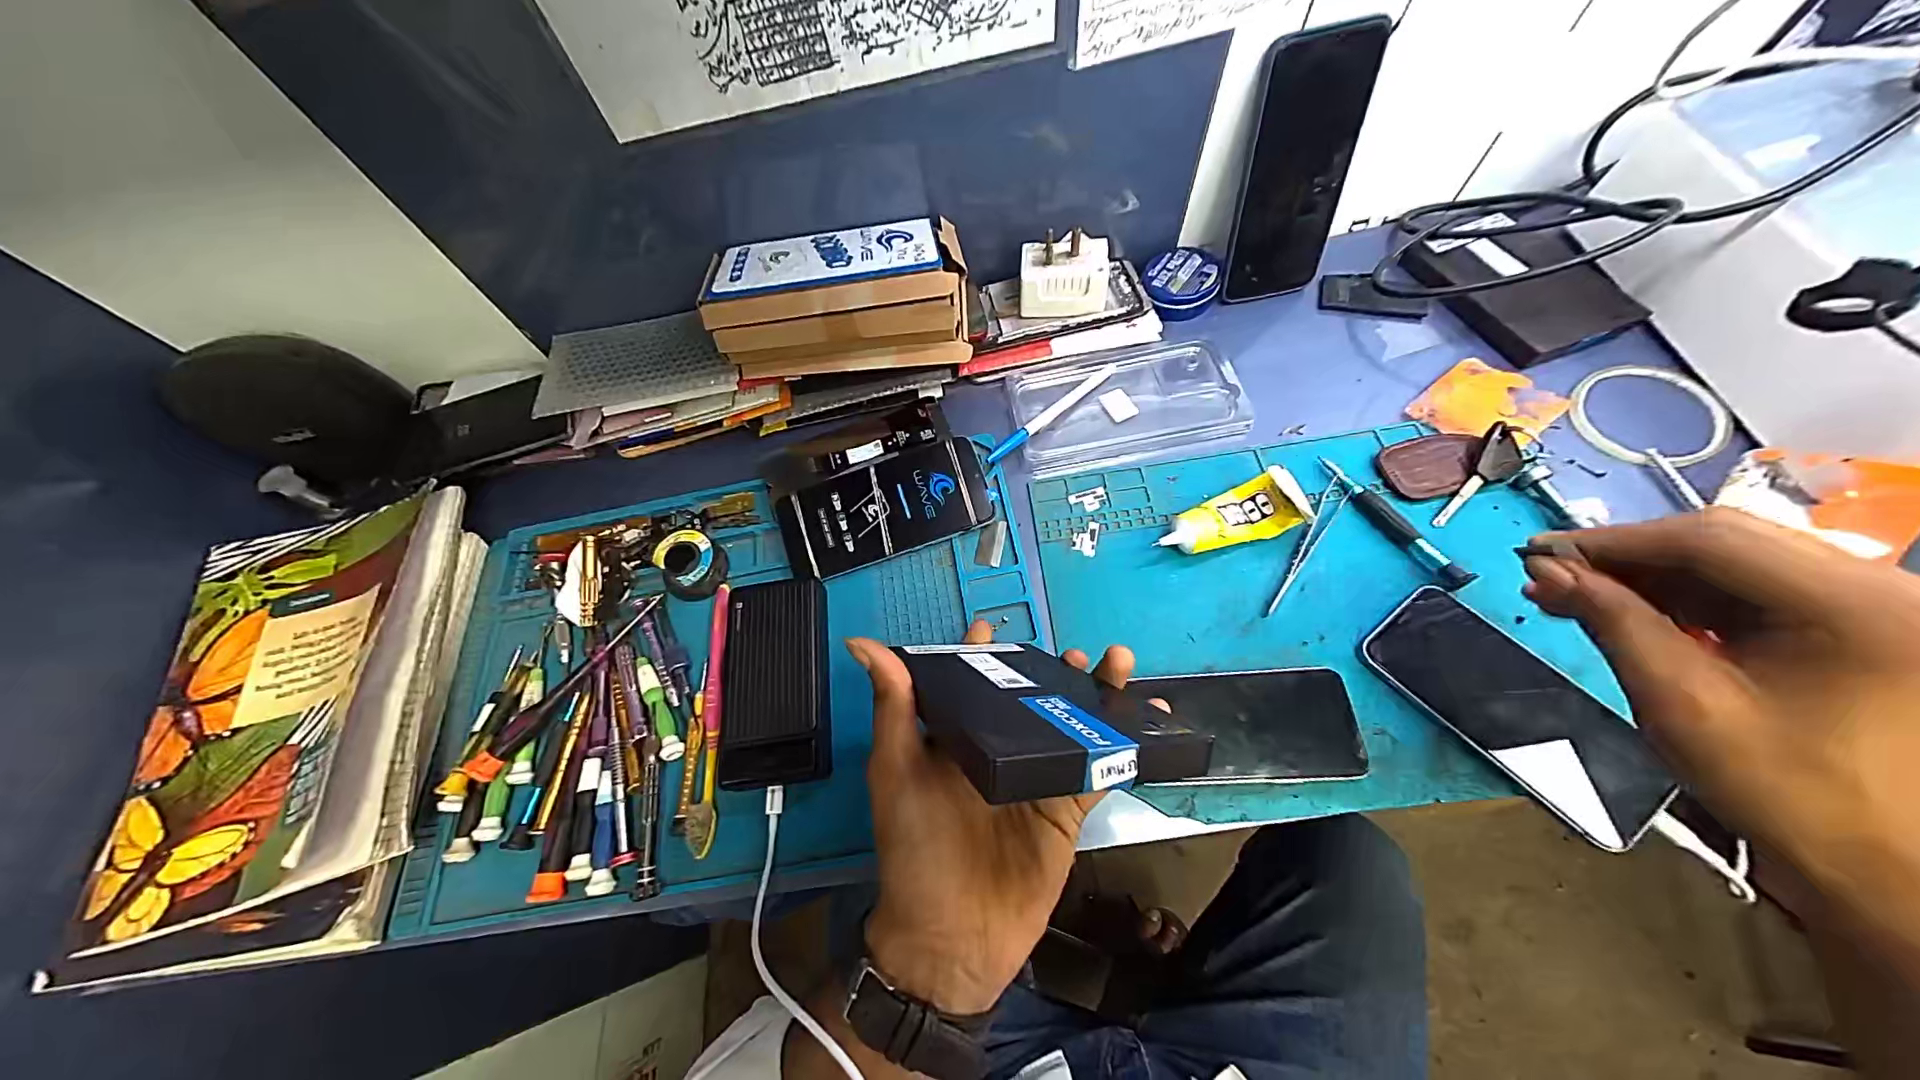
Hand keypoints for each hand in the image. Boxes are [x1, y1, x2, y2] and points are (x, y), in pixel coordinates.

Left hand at [843, 622, 1137, 1013]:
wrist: (953, 937)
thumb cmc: (916, 848)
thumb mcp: (896, 771)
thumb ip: (891, 707)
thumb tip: (863, 643)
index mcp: (956, 738)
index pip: (969, 682)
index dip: (980, 654)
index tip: (991, 626)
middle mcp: (996, 750)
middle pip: (1030, 697)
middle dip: (1051, 670)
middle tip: (1071, 651)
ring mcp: (1035, 778)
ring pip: (1071, 723)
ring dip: (1095, 693)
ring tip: (1113, 664)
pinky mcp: (1067, 807)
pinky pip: (1102, 765)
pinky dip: (1128, 741)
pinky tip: (1150, 716)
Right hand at [1520, 509, 1919, 909]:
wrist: (1890, 873)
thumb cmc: (1789, 794)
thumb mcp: (1682, 702)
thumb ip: (1613, 623)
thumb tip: (1546, 570)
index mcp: (1858, 604)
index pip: (1709, 540)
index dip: (1611, 541)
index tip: (1536, 552)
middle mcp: (1881, 588)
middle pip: (1725, 541)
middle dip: (1626, 556)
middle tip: (1548, 572)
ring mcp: (1877, 607)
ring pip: (1735, 562)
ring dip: (1648, 575)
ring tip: (1574, 593)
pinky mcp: (1860, 627)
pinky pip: (1754, 590)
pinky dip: (1682, 595)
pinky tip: (1628, 608)